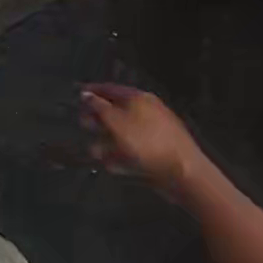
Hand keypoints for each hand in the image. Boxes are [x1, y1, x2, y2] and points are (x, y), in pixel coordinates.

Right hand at [82, 84, 214, 198]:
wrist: (185, 173)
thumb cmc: (147, 142)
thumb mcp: (116, 121)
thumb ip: (98, 107)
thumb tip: (86, 94)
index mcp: (138, 98)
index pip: (109, 88)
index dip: (92, 91)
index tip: (76, 95)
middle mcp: (146, 110)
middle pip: (116, 110)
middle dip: (98, 119)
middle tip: (83, 125)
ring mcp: (154, 132)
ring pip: (124, 132)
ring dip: (107, 141)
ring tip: (95, 152)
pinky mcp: (159, 152)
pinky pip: (135, 149)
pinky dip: (122, 155)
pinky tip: (113, 165)